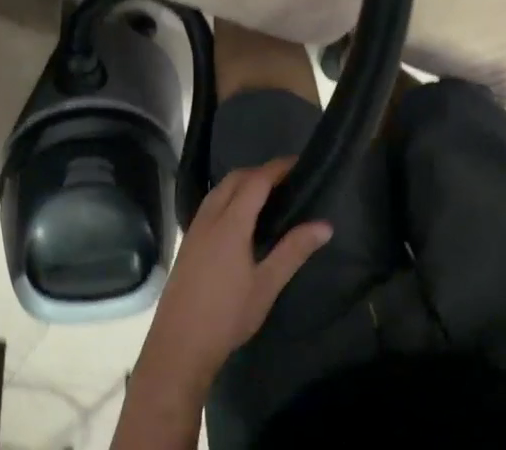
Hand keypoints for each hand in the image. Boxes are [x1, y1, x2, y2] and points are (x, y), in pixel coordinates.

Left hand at [135, 159, 333, 390]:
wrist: (180, 343)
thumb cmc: (227, 315)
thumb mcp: (267, 284)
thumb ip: (294, 250)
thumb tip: (325, 225)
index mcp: (230, 223)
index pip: (255, 181)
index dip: (276, 168)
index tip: (298, 163)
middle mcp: (209, 218)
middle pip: (233, 180)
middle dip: (258, 172)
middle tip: (286, 180)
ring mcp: (194, 229)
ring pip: (218, 191)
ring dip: (241, 184)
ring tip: (266, 196)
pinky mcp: (187, 243)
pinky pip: (209, 206)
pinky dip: (228, 198)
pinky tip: (240, 218)